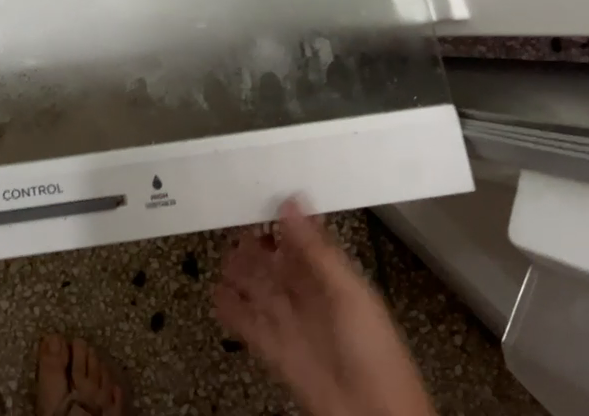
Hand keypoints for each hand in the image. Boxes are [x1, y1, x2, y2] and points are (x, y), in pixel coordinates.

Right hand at [212, 198, 433, 415]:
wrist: (373, 415)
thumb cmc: (373, 351)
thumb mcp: (349, 293)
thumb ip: (316, 249)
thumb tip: (292, 201)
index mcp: (331, 280)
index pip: (302, 242)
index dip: (281, 220)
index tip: (258, 195)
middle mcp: (308, 298)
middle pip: (274, 264)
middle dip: (253, 244)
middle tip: (229, 220)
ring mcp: (289, 323)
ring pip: (258, 289)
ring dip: (238, 272)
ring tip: (219, 254)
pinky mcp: (274, 348)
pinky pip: (247, 323)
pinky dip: (230, 309)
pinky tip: (215, 293)